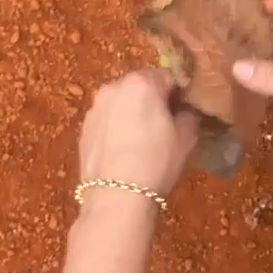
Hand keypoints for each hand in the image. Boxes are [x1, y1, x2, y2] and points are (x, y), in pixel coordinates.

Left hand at [78, 70, 200, 198]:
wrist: (116, 196)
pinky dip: (116, 131)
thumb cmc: (157, 161)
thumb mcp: (187, 138)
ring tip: (142, 143)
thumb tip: (185, 111)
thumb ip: (189, 115)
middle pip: (140, 87)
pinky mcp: (83, 130)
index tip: (183, 113)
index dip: (178, 94)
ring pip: (121, 104)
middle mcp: (114, 88)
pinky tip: (124, 154)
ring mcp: (95, 109)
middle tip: (165, 128)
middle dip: (152, 102)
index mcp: (142, 83)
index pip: (167, 76)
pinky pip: (107, 122)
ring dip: (132, 115)